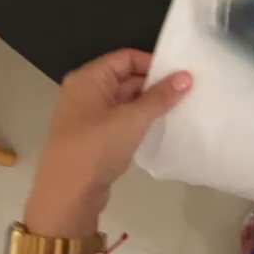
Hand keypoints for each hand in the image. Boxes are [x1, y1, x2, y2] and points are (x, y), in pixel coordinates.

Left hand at [25, 49, 191, 234]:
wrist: (68, 195)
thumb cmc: (97, 147)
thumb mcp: (133, 119)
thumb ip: (161, 96)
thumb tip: (185, 76)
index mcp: (88, 79)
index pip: (125, 58)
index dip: (153, 63)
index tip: (179, 75)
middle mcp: (84, 92)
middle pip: (124, 77)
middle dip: (153, 84)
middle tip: (185, 92)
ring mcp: (86, 116)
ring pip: (123, 101)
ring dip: (148, 104)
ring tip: (178, 109)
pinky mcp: (92, 138)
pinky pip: (119, 120)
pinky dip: (138, 121)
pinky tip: (159, 128)